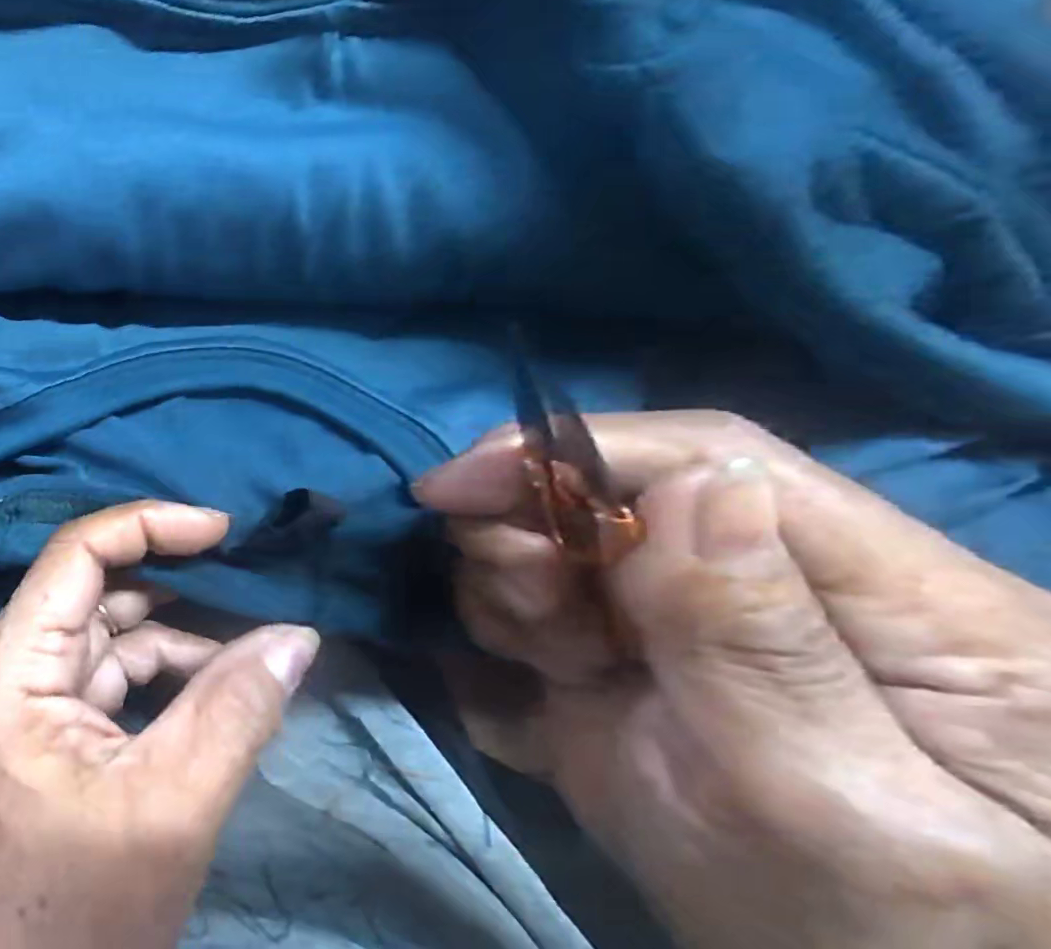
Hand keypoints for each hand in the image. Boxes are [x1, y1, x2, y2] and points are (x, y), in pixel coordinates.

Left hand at [0, 501, 320, 948]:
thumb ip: (236, 712)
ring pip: (118, 610)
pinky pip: (127, 650)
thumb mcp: (173, 804)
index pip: (78, 553)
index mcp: (19, 663)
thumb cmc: (89, 892)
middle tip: (246, 562)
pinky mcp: (69, 698)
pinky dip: (179, 652)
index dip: (147, 525)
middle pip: (98, 574)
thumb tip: (298, 635)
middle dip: (173, 563)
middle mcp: (21, 653)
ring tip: (254, 612)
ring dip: (184, 610)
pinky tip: (231, 668)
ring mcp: (44, 675)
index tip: (220, 529)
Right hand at [415, 411, 1050, 948]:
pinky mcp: (628, 655)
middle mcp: (779, 584)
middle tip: (523, 606)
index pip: (715, 460)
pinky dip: (502, 622)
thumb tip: (704, 482)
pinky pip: (534, 600)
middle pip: (614, 491)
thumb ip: (762, 643)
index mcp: (896, 598)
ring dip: (512, 583)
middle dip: (532, 527)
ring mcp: (692, 620)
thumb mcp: (831, 806)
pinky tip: (528, 672)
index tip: (455, 486)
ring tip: (543, 658)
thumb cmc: (870, 937)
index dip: (574, 451)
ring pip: (559, 540)